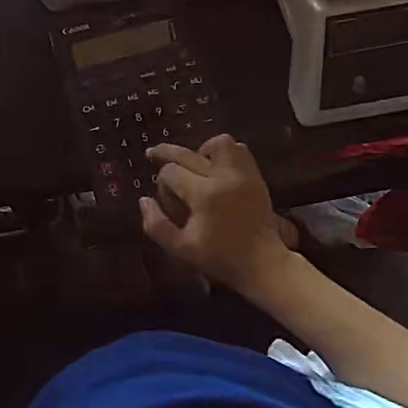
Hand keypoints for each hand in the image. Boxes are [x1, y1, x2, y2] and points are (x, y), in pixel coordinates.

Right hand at [141, 136, 298, 297]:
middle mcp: (224, 177)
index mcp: (204, 194)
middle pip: (188, 153)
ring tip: (192, 163)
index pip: (170, 172)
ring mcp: (243, 175)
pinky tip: (214, 168)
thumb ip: (156, 224)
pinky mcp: (256, 178)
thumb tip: (144, 201)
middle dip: (166, 152)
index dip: (161, 185)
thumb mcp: (180, 248)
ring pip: (220, 143)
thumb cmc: (219, 259)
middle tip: (152, 153)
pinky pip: (240, 151)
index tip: (164, 202)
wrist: (263, 264)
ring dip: (201, 150)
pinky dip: (224, 154)